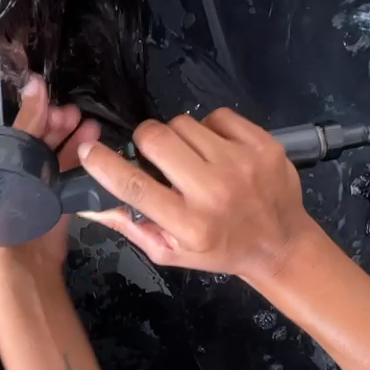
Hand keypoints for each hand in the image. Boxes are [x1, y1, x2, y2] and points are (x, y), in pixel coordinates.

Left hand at [0, 76, 102, 275]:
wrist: (25, 266)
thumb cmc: (10, 216)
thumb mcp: (14, 168)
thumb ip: (24, 130)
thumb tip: (35, 85)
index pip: (18, 133)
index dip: (36, 114)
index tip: (54, 98)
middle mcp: (16, 179)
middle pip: (39, 145)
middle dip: (58, 126)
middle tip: (76, 114)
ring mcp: (38, 195)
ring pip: (57, 161)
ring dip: (75, 143)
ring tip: (92, 127)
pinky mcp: (57, 210)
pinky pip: (69, 183)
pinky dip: (82, 168)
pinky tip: (95, 156)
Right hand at [74, 109, 321, 285]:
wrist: (280, 244)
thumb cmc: (219, 250)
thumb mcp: (172, 252)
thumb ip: (132, 227)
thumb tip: (90, 203)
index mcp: (189, 224)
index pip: (135, 186)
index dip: (105, 164)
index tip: (89, 150)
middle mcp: (214, 192)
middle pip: (156, 137)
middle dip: (146, 142)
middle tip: (156, 158)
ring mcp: (241, 163)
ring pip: (184, 123)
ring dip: (180, 138)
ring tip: (193, 160)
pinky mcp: (262, 144)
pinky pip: (217, 116)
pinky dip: (210, 130)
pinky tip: (218, 152)